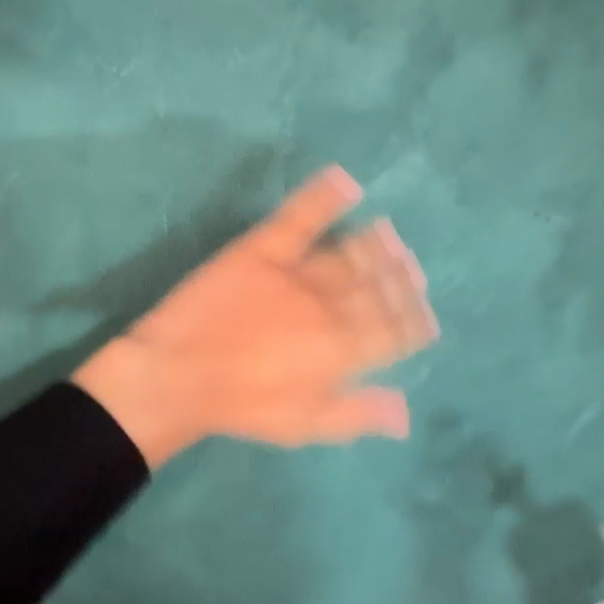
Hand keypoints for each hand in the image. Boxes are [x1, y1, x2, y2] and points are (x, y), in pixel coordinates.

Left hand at [74, 165, 438, 467]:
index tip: (426, 316)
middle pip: (379, 288)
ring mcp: (296, 274)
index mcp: (342, 350)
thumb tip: (407, 412)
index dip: (415, 321)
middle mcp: (329, 307)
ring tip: (393, 236)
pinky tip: (344, 180)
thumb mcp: (304, 423)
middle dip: (403, 280)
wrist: (177, 374)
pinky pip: (300, 217)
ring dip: (378, 245)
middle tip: (415, 272)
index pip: (395, 330)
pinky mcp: (262, 250)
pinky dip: (324, 196)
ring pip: (350, 254)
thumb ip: (358, 413)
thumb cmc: (241, 406)